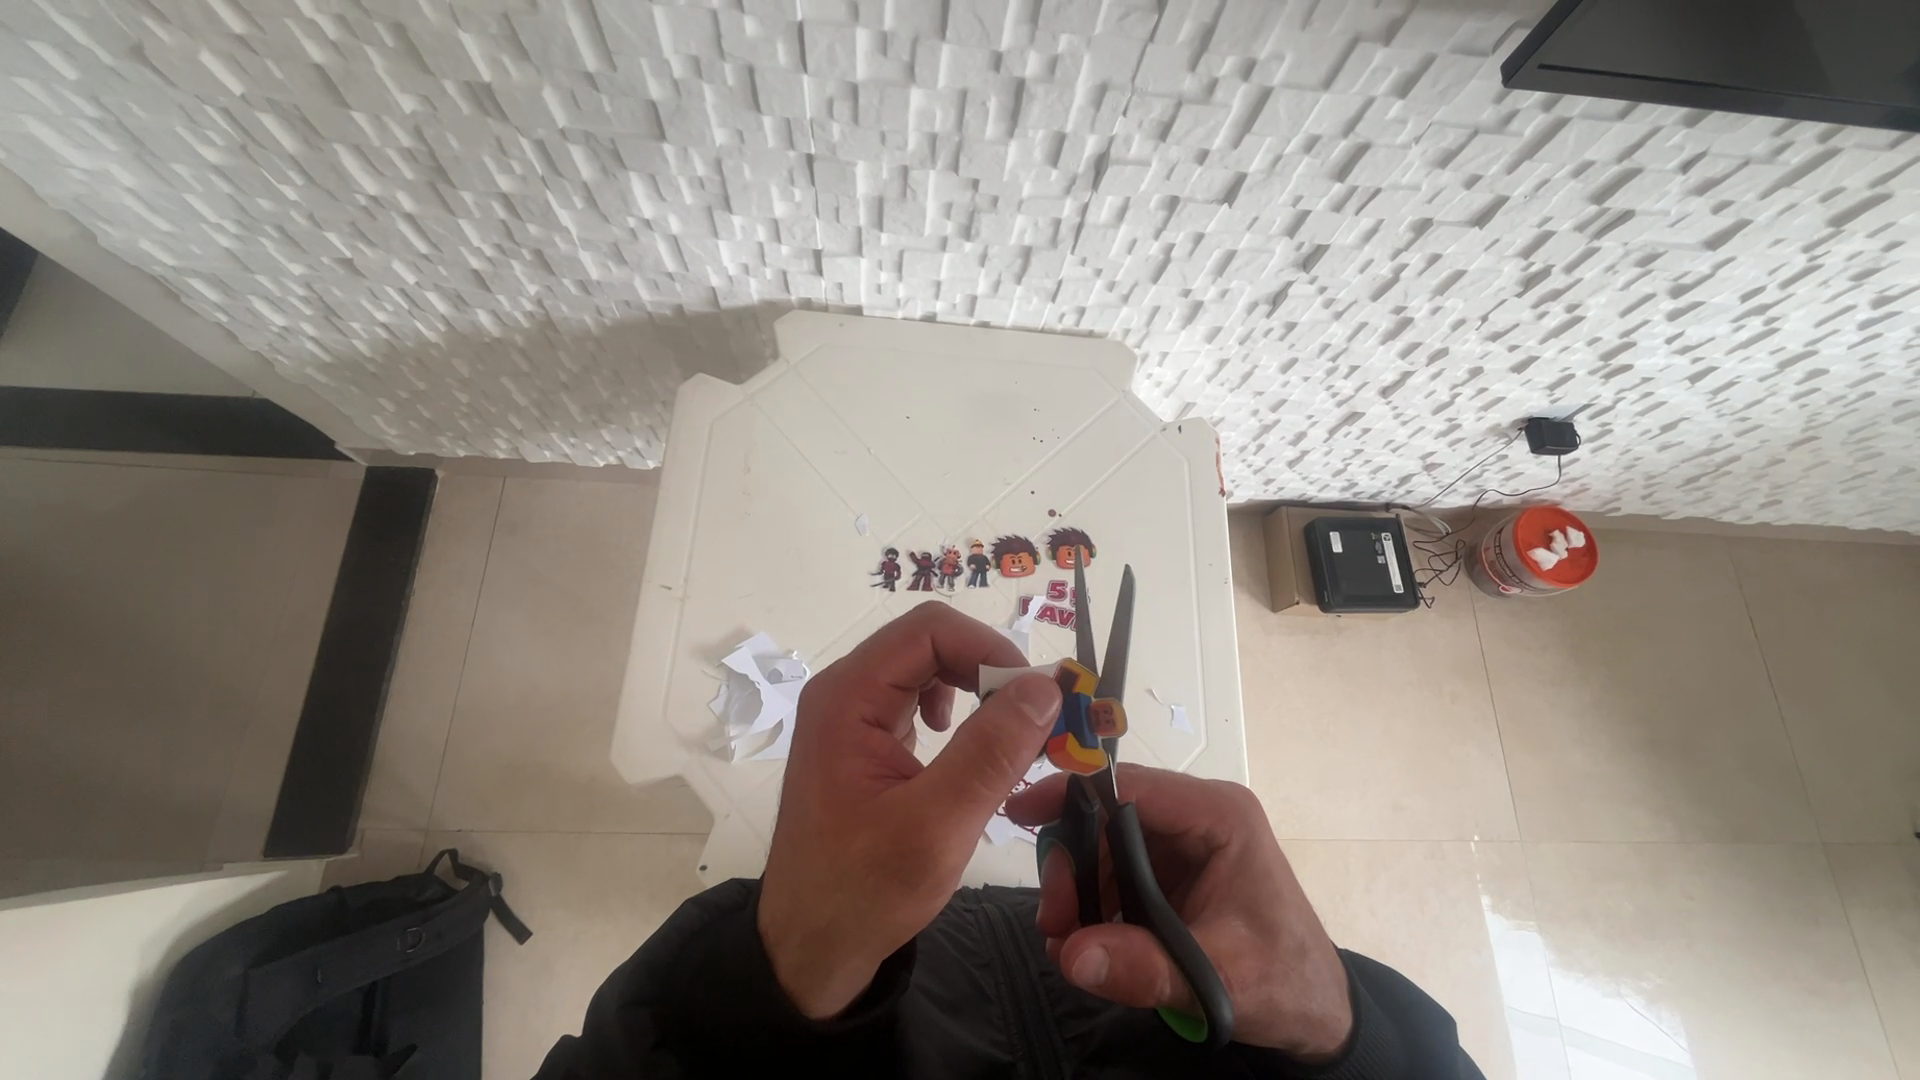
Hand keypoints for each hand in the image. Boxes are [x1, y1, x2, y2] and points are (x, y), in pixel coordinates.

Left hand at [757, 604, 1063, 1018]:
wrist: (811, 944)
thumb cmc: (864, 890)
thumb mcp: (936, 827)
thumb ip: (990, 753)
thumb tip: (1044, 687)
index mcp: (848, 697)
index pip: (929, 630)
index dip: (989, 648)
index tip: (1034, 697)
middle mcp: (845, 690)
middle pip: (929, 641)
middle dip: (988, 667)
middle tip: (1032, 717)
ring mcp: (852, 712)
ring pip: (928, 666)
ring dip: (977, 687)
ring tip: (1009, 733)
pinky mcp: (865, 736)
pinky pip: (918, 696)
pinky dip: (959, 709)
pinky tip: (969, 748)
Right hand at [1005, 765, 1352, 1059]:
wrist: (1315, 1012)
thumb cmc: (1285, 983)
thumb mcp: (1220, 979)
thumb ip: (1146, 966)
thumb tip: (1070, 953)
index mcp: (1218, 814)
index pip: (1129, 784)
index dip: (1070, 792)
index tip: (1020, 813)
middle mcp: (1195, 813)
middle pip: (1106, 814)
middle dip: (1072, 863)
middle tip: (1053, 920)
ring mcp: (1180, 838)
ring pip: (1102, 841)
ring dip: (1077, 887)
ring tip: (1065, 939)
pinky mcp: (1169, 865)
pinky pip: (1112, 867)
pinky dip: (1091, 899)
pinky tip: (1084, 938)